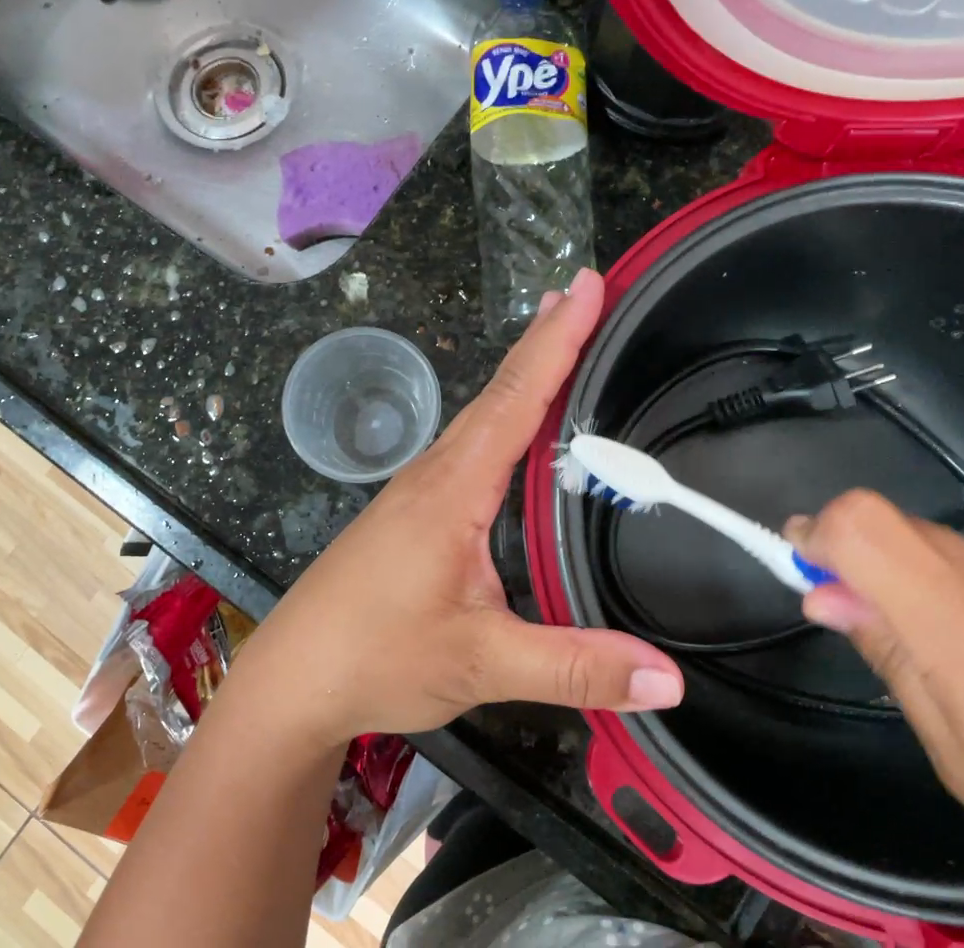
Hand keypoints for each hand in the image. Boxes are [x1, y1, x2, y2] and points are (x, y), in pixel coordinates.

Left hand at [227, 268, 682, 748]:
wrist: (293, 679)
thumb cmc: (375, 657)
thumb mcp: (482, 663)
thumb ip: (575, 667)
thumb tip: (670, 681)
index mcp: (452, 490)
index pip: (515, 399)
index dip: (557, 341)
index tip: (590, 283)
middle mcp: (434, 477)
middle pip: (498, 394)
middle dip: (544, 341)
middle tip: (586, 293)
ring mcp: (418, 495)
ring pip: (480, 420)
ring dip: (522, 375)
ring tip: (559, 339)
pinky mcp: (412, 518)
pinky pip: (468, 450)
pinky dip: (502, 420)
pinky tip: (515, 434)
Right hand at [787, 491, 963, 947]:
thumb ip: (898, 666)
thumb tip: (828, 599)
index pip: (868, 525)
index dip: (817, 532)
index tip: (801, 568)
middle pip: (903, 531)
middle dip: (862, 566)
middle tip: (862, 631)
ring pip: (954, 555)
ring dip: (922, 589)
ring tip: (957, 676)